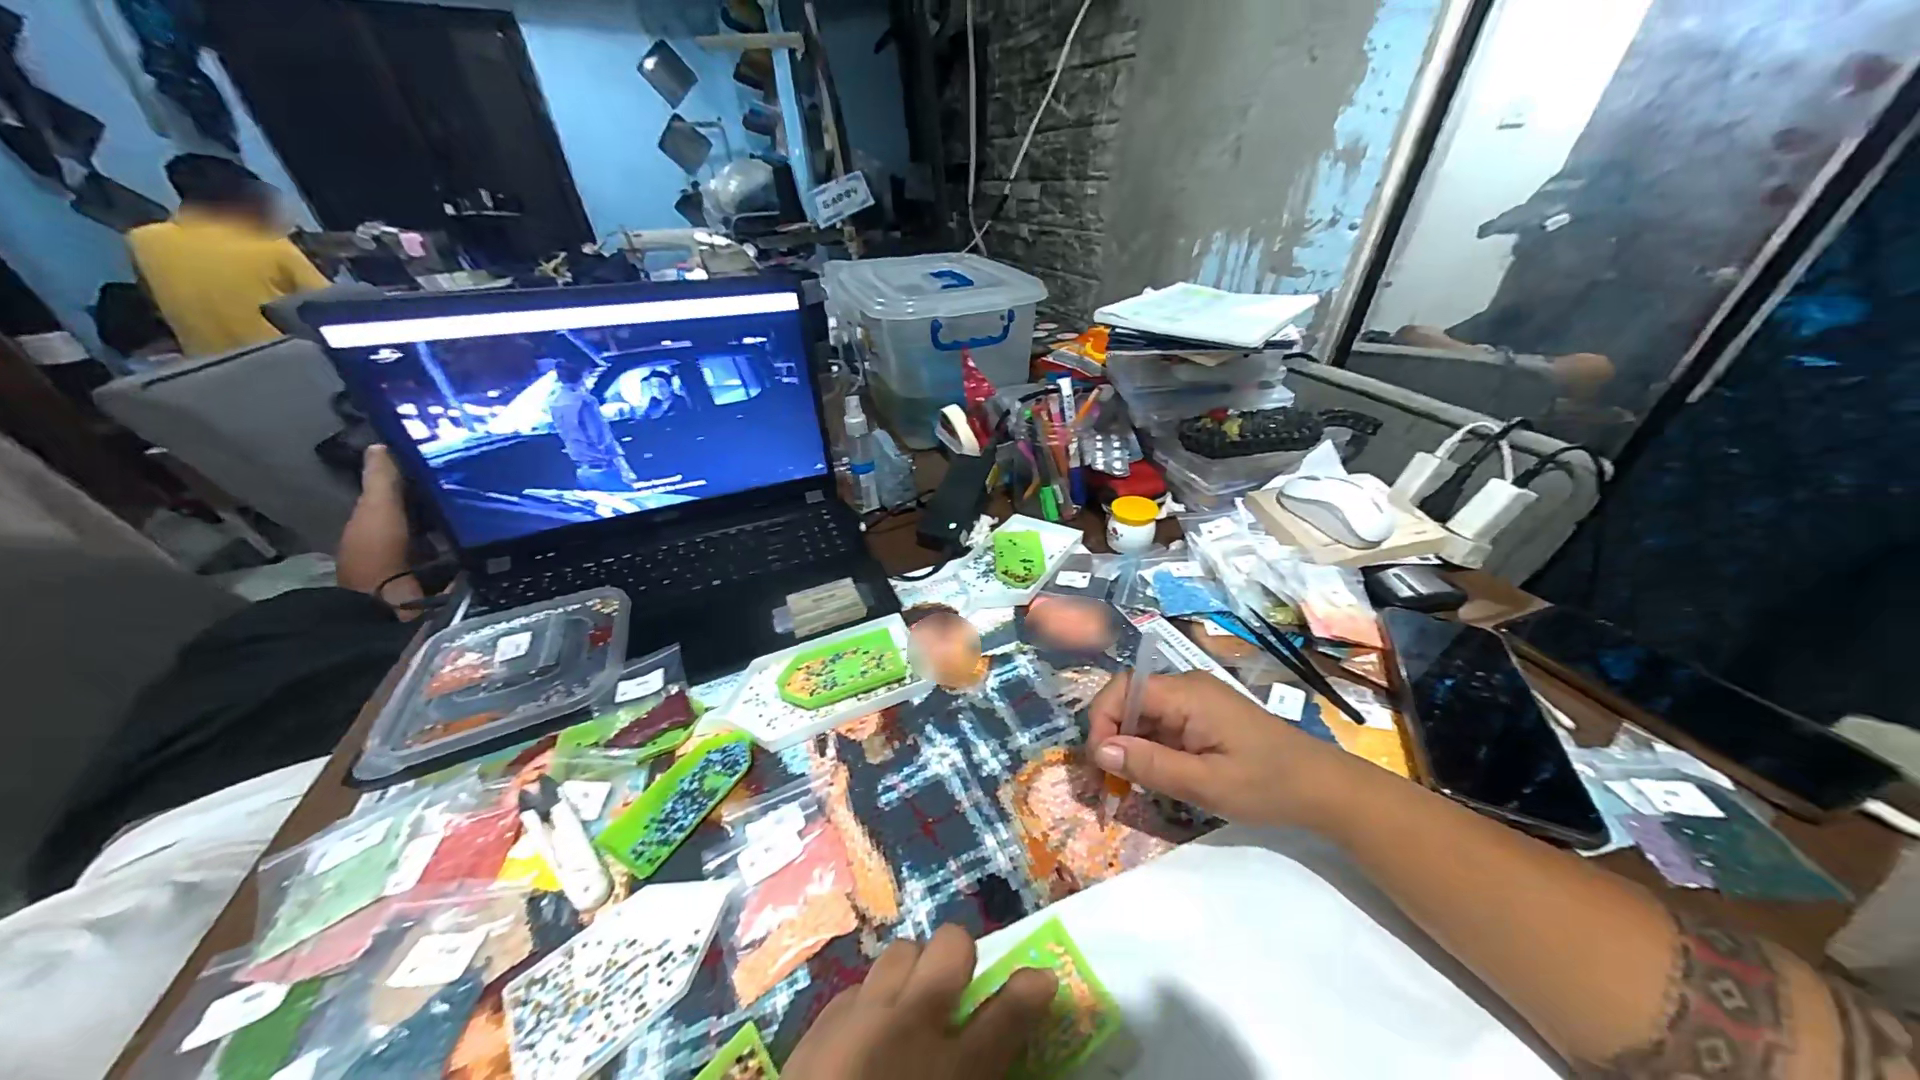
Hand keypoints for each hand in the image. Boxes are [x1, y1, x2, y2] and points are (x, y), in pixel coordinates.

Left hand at [783, 924, 1056, 1079]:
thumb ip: (978, 1070)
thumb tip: (990, 1054)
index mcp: (954, 1069)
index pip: (1009, 1013)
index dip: (1032, 990)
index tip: (1042, 978)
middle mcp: (911, 1026)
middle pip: (950, 945)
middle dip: (958, 956)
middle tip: (955, 989)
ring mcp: (861, 1014)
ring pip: (900, 951)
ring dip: (912, 971)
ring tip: (907, 1004)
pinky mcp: (821, 1021)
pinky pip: (859, 986)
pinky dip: (869, 1001)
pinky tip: (862, 1034)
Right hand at [1088, 670, 1357, 827]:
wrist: (1323, 788)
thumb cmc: (1266, 785)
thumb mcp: (1204, 783)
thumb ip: (1150, 765)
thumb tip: (1099, 751)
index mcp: (1187, 692)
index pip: (1124, 689)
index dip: (1101, 721)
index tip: (1099, 764)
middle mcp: (1187, 686)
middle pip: (1130, 700)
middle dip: (1110, 736)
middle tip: (1107, 781)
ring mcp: (1196, 700)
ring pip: (1143, 714)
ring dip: (1128, 746)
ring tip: (1125, 785)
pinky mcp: (1203, 716)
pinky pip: (1162, 725)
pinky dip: (1149, 749)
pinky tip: (1152, 777)